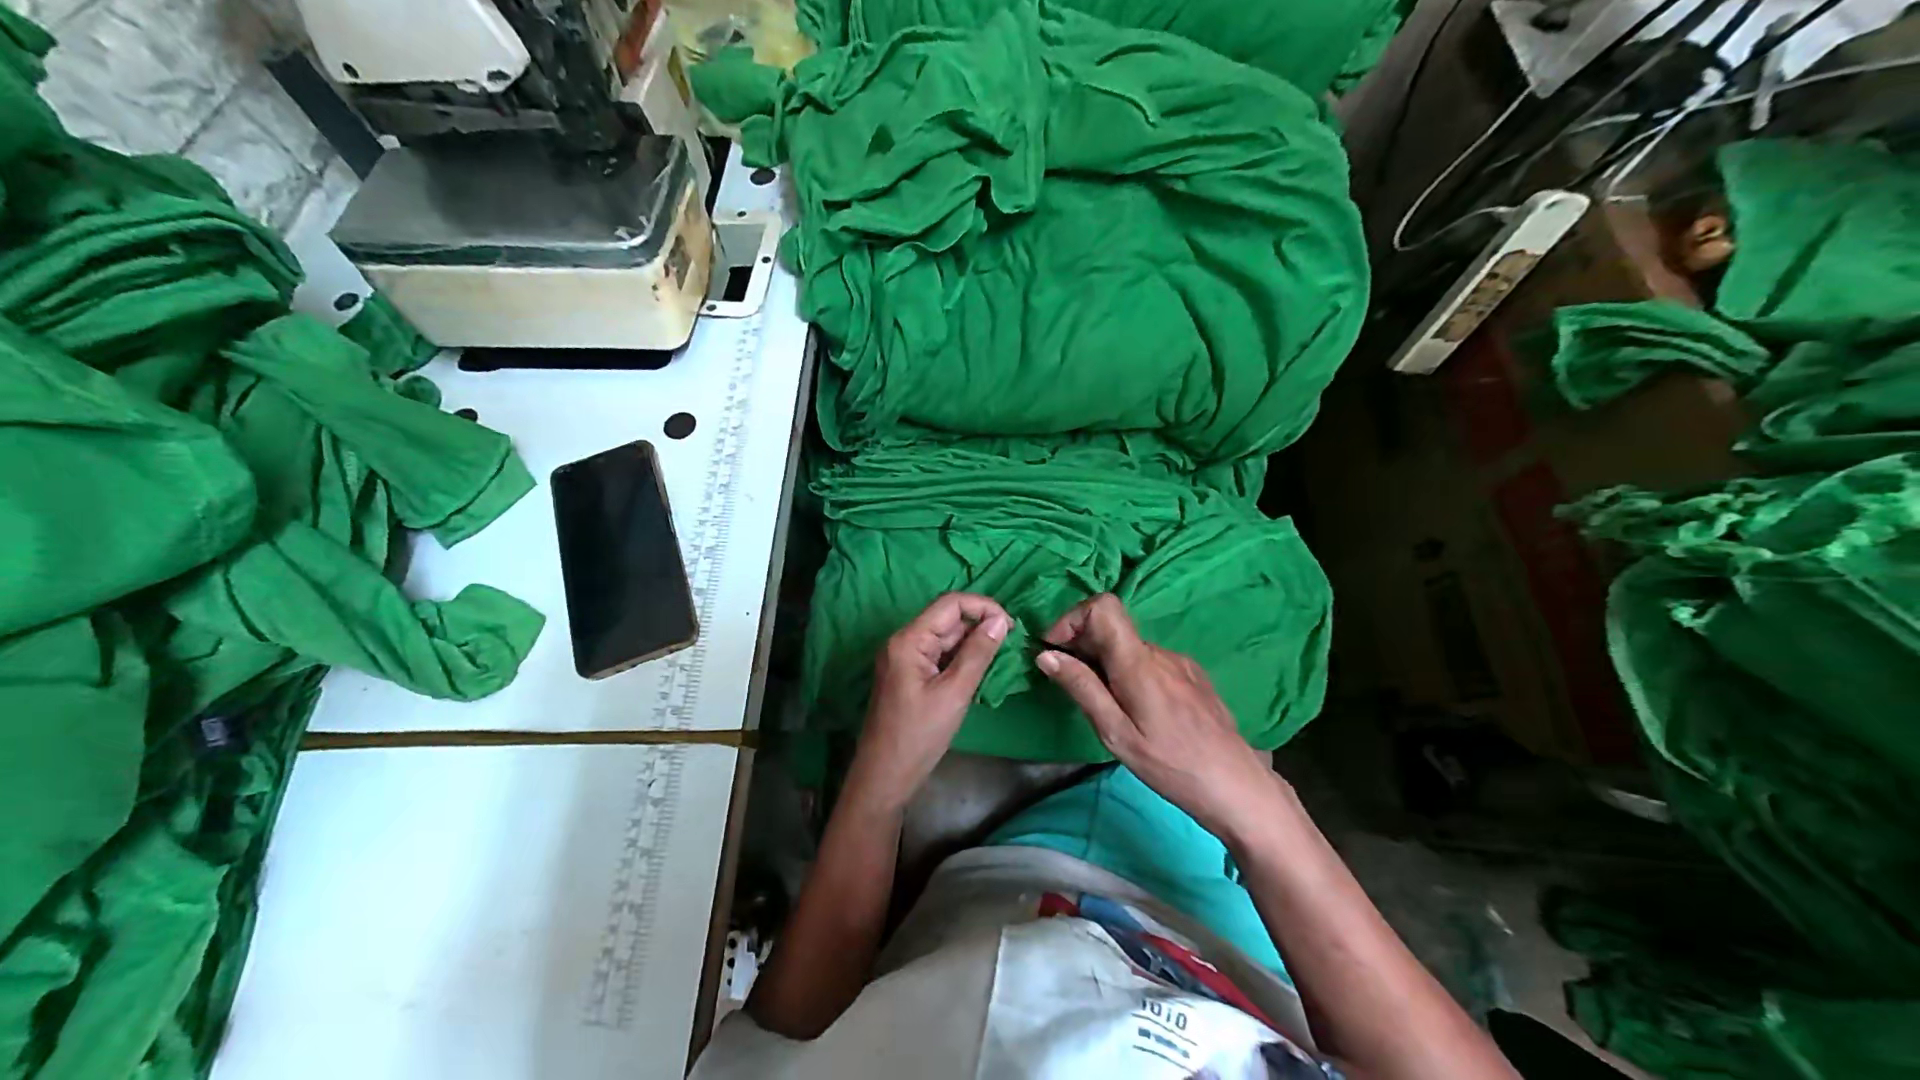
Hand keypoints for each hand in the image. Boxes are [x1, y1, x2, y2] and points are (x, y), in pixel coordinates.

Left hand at [848, 592, 1009, 811]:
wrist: (885, 775)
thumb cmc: (919, 735)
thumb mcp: (954, 692)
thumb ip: (978, 653)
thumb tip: (1000, 621)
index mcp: (908, 640)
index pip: (949, 604)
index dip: (982, 606)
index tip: (1010, 624)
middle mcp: (903, 641)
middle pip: (946, 618)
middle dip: (979, 624)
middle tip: (1010, 642)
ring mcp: (903, 658)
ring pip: (944, 637)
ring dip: (972, 641)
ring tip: (999, 656)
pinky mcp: (908, 674)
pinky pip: (938, 654)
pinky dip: (960, 657)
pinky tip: (978, 669)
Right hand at [1035, 594, 1283, 844]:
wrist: (1235, 784)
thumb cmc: (1170, 764)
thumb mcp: (1115, 733)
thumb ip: (1082, 688)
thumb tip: (1046, 655)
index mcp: (1138, 662)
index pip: (1102, 606)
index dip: (1072, 619)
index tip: (1055, 649)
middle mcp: (1159, 651)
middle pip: (1112, 627)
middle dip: (1081, 646)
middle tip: (1069, 684)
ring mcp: (1179, 661)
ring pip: (1129, 647)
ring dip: (1105, 662)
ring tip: (1104, 704)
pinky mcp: (1192, 675)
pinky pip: (1150, 661)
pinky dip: (1129, 672)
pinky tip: (1137, 708)